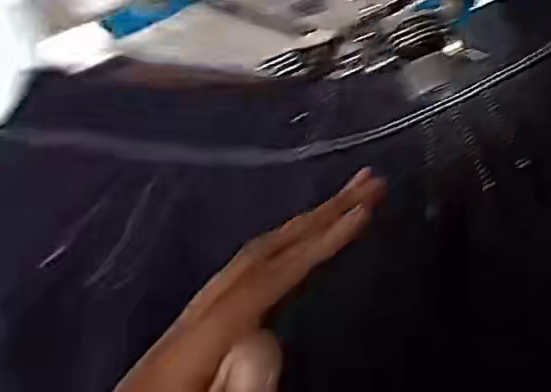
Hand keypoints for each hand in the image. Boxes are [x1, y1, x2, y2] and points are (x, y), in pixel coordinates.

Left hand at [116, 168, 385, 391]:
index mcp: (183, 353)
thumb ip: (240, 388)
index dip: (320, 241)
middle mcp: (179, 333)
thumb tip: (264, 333)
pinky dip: (286, 249)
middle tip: (372, 180)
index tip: (369, 208)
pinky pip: (243, 282)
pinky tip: (307, 243)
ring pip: (247, 264)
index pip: (264, 280)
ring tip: (351, 195)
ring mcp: (178, 341)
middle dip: (319, 214)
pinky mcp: (186, 353)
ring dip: (305, 224)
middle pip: (255, 259)